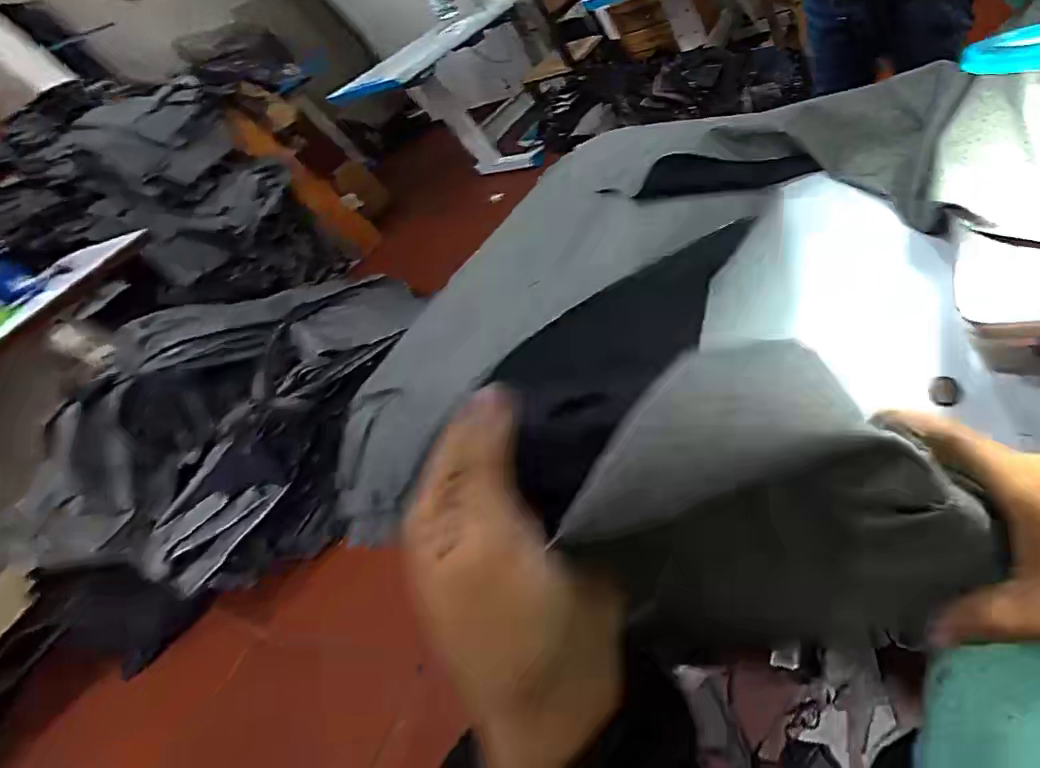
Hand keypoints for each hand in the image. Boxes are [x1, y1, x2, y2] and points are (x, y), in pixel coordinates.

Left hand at [404, 387, 625, 767]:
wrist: (567, 687)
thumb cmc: (513, 620)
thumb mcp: (485, 540)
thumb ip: (483, 465)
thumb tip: (490, 388)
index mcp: (437, 510)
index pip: (460, 431)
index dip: (494, 396)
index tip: (546, 351)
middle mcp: (470, 507)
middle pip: (496, 439)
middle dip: (529, 405)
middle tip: (577, 360)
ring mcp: (515, 518)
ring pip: (532, 454)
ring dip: (556, 426)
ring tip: (594, 380)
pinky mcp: (557, 525)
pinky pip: (562, 474)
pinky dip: (577, 450)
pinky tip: (602, 422)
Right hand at [880, 411, 1039, 660]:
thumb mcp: (1037, 612)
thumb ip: (977, 617)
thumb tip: (925, 628)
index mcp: (1021, 480)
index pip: (958, 438)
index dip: (917, 425)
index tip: (877, 419)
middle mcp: (1029, 468)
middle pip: (965, 444)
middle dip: (922, 444)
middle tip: (878, 457)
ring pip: (982, 460)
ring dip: (946, 463)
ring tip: (902, 479)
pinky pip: (997, 476)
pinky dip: (967, 481)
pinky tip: (949, 506)